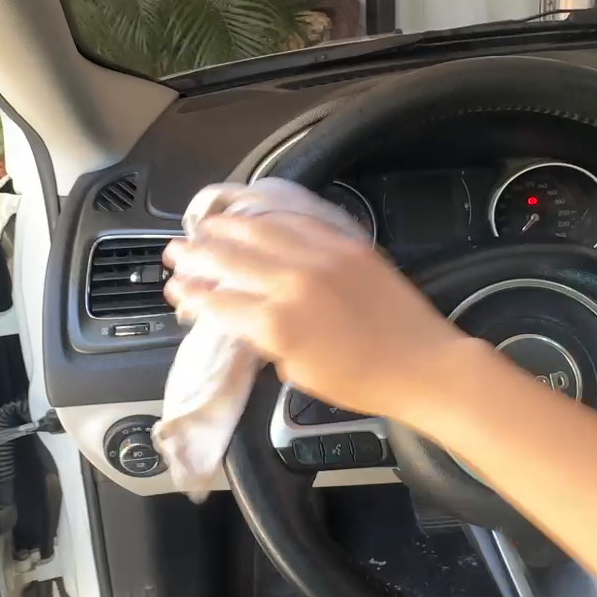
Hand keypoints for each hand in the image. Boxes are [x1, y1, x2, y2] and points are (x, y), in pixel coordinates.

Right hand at [162, 212, 484, 420]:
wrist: (421, 363)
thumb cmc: (361, 381)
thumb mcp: (299, 373)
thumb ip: (265, 341)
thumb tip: (244, 320)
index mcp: (277, 323)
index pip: (218, 301)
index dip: (190, 294)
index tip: (175, 288)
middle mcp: (293, 282)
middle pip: (230, 258)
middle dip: (196, 253)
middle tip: (175, 250)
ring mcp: (321, 256)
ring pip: (261, 230)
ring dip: (227, 225)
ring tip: (206, 223)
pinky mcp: (346, 243)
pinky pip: (299, 220)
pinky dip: (271, 216)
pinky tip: (257, 215)